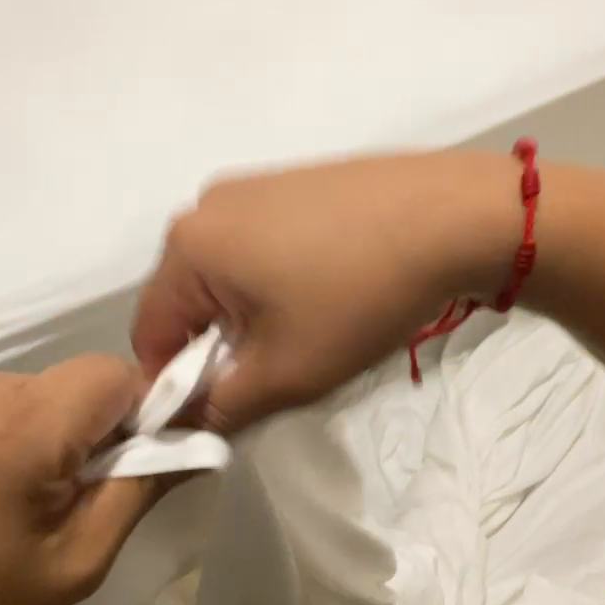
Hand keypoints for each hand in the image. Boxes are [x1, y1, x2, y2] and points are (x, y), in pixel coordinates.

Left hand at [0, 356, 161, 604]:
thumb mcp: (80, 560)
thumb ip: (145, 488)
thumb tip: (198, 438)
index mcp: (17, 425)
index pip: (116, 375)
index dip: (143, 413)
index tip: (133, 467)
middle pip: (81, 380)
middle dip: (99, 427)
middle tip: (77, 494)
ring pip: (47, 387)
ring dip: (60, 428)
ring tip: (25, 494)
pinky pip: (8, 393)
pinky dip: (23, 426)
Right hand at [132, 150, 524, 431]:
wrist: (456, 217)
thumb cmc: (358, 298)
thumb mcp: (285, 374)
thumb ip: (220, 408)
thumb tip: (186, 422)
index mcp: (187, 246)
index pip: (149, 335)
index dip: (177, 386)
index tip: (227, 406)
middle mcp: (205, 206)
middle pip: (184, 302)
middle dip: (217, 347)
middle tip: (277, 369)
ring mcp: (250, 187)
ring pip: (222, 276)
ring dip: (247, 316)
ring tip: (309, 328)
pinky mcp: (290, 182)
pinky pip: (256, 247)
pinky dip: (273, 282)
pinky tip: (325, 290)